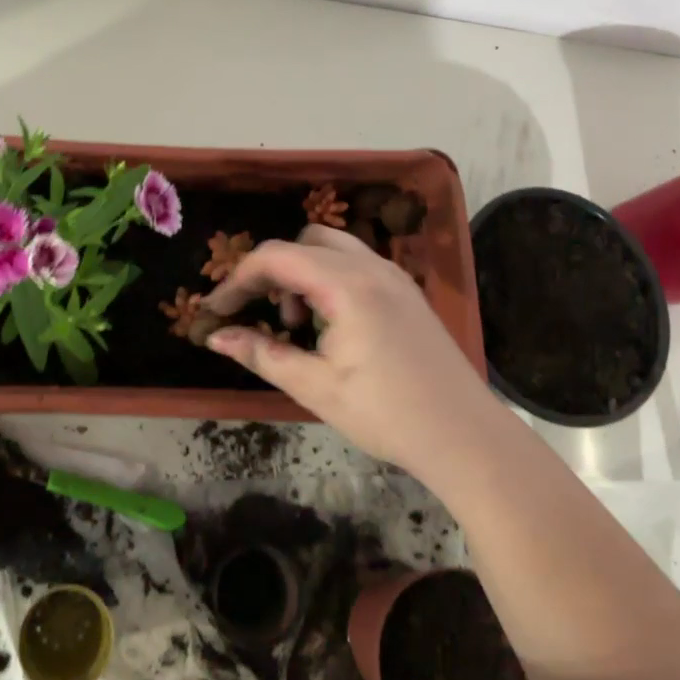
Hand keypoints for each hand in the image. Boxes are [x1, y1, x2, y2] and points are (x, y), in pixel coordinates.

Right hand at [201, 225, 493, 473]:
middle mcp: (371, 266)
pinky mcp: (406, 292)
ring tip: (297, 325)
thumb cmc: (387, 414)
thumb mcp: (315, 387)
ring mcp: (394, 276)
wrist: (465, 437)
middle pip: (302, 242)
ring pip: (330, 248)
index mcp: (347, 284)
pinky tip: (330, 326)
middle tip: (260, 315)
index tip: (214, 311)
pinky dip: (327, 279)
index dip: (236, 281)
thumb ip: (262, 353)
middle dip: (270, 273)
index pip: (275, 257)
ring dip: (301, 273)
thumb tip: (216, 336)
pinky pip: (354, 264)